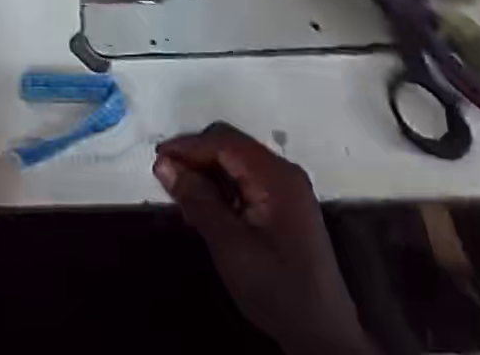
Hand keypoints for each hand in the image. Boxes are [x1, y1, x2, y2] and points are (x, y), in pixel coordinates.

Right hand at [156, 123, 376, 354]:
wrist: (323, 337)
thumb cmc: (276, 289)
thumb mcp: (229, 245)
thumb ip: (196, 199)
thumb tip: (164, 165)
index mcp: (275, 177)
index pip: (223, 143)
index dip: (187, 146)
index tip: (157, 159)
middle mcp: (283, 172)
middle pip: (230, 145)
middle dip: (196, 156)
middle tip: (167, 177)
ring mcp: (287, 188)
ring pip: (236, 160)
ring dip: (207, 171)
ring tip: (184, 197)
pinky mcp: (284, 204)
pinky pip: (246, 178)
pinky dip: (222, 185)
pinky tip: (207, 208)